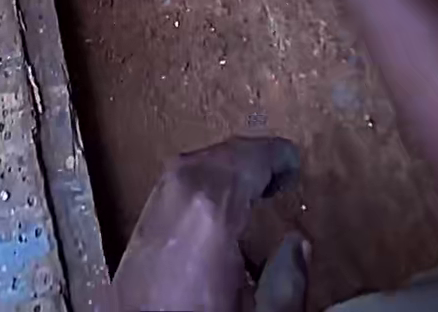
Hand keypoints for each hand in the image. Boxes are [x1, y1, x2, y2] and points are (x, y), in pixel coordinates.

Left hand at [107, 137, 300, 311]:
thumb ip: (286, 283)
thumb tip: (297, 245)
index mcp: (211, 213)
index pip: (248, 158)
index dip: (275, 155)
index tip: (294, 162)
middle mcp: (179, 196)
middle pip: (221, 153)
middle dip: (252, 156)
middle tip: (280, 172)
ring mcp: (155, 207)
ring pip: (197, 162)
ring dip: (227, 166)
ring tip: (254, 186)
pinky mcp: (141, 225)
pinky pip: (179, 181)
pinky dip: (204, 179)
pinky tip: (219, 205)